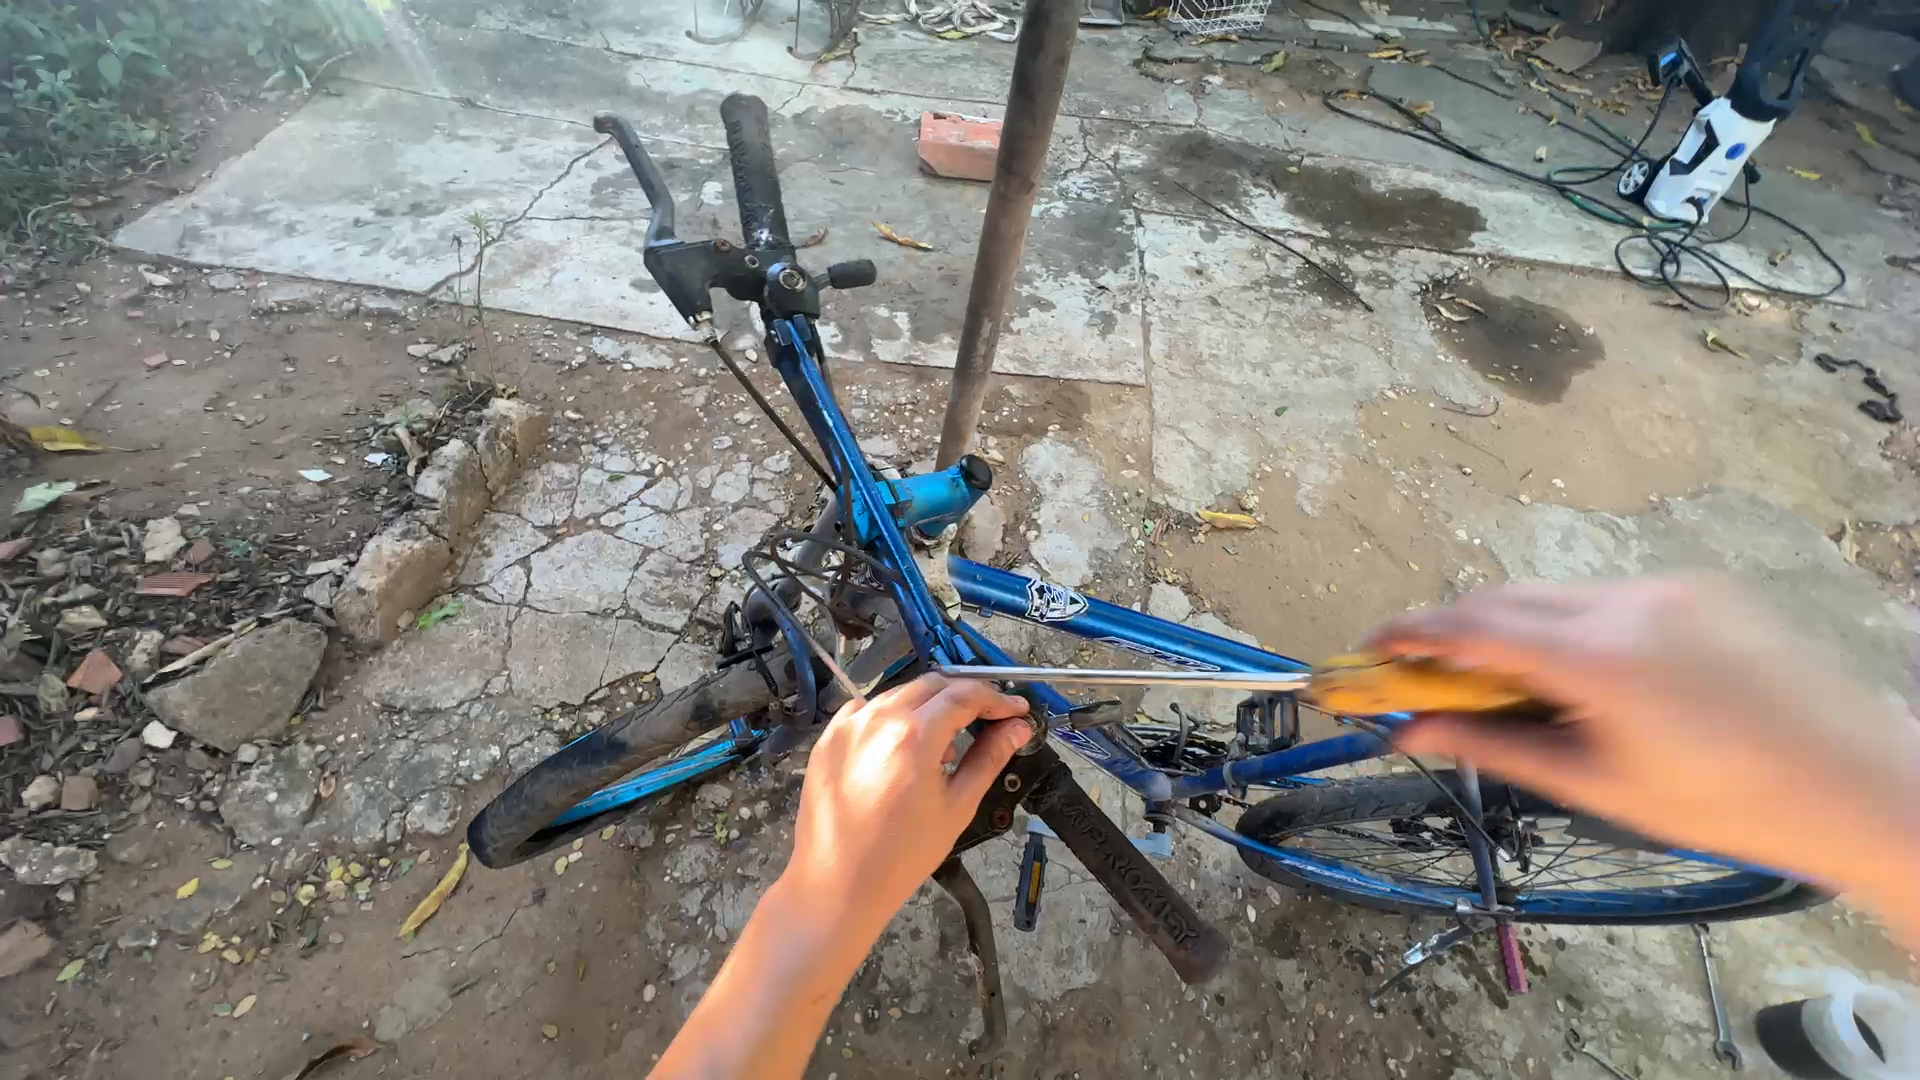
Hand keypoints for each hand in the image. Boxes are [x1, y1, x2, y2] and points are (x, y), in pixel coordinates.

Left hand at [783, 674, 1030, 935]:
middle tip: (989, 718)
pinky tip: (901, 746)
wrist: (837, 886)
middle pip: (932, 685)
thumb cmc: (903, 855)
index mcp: (914, 735)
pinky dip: (892, 716)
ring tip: (946, 744)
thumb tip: (1018, 728)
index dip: (996, 698)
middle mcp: (878, 718)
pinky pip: (867, 709)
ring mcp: (848, 724)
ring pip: (900, 693)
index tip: (1017, 709)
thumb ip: (988, 758)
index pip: (964, 695)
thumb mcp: (957, 807)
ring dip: (930, 705)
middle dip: (965, 695)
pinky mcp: (829, 737)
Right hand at [1370, 575, 1919, 894]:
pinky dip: (1552, 621)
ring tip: (1500, 675)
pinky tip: (1568, 663)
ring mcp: (1664, 587)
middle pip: (1498, 599)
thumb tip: (1402, 734)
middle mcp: (1627, 603)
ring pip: (1541, 593)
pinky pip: (1588, 594)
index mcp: (1602, 660)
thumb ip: (1486, 746)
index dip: (1407, 633)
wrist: (1877, 790)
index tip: (1369, 648)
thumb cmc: (1726, 804)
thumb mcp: (1593, 783)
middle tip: (1427, 673)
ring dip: (1501, 626)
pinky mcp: (1690, 585)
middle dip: (1450, 632)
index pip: (1471, 626)